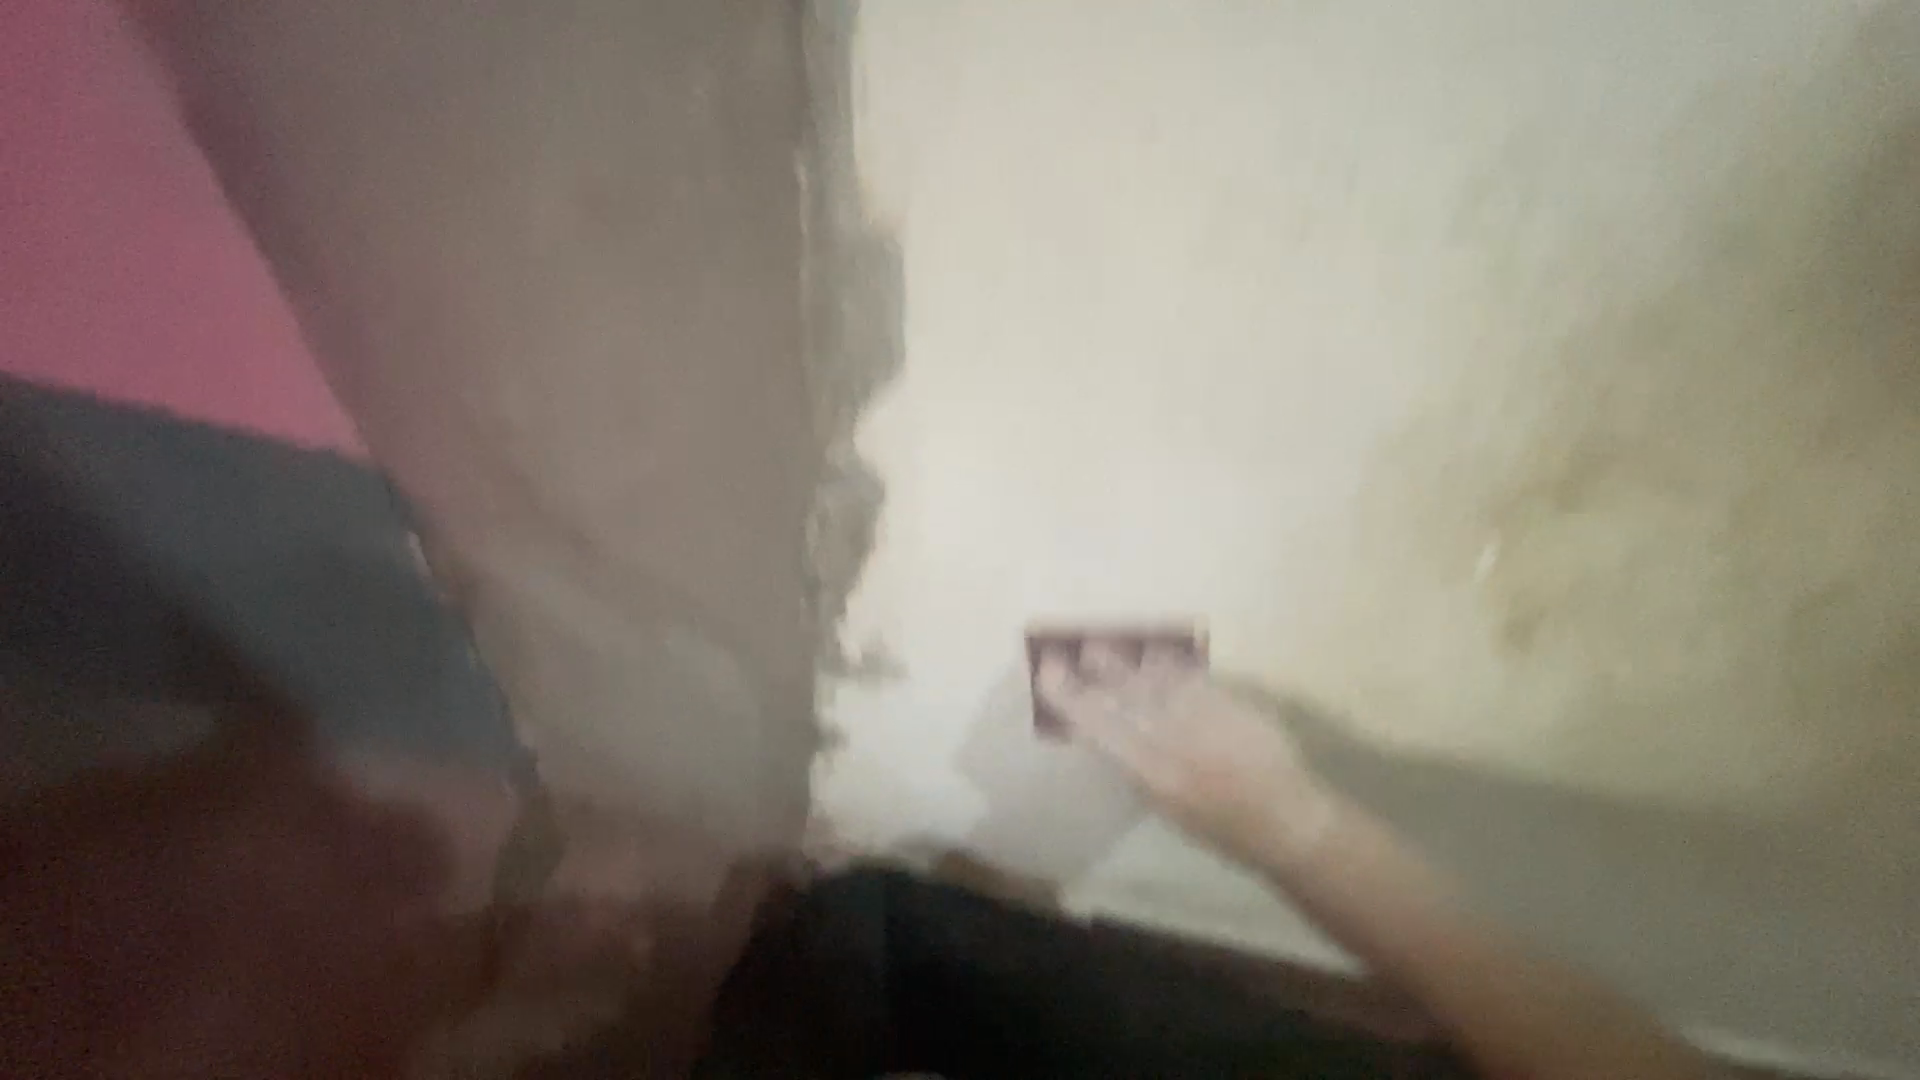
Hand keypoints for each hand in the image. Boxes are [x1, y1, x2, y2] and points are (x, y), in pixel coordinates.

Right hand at [1035, 652, 1332, 861]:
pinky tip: (1152, 654)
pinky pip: (1190, 677)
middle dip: (1097, 671)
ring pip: (1155, 680)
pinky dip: (1167, 665)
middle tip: (1075, 650)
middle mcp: (1173, 741)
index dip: (1070, 698)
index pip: (1099, 726)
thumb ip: (1137, 766)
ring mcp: (1204, 717)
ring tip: (1102, 646)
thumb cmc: (1221, 828)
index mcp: (1152, 774)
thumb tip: (1108, 730)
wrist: (1286, 819)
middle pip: (1124, 695)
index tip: (1049, 673)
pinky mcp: (1230, 702)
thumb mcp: (1167, 808)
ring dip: (1126, 662)